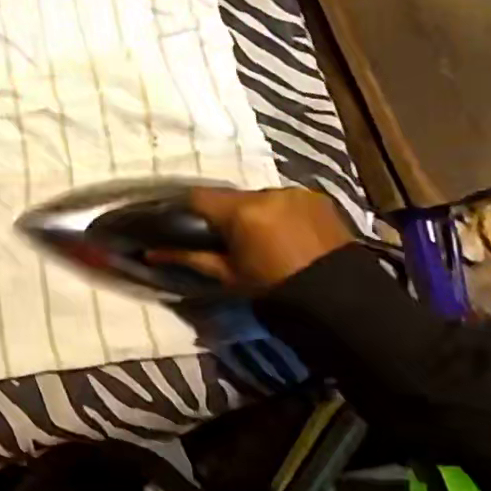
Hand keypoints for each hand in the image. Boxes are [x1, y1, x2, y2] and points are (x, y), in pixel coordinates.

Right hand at [151, 186, 353, 293]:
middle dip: (227, 214)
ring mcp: (295, 192)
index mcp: (242, 211)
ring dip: (257, 213)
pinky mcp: (317, 197)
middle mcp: (267, 192)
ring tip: (264, 241)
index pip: (199, 196)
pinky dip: (281, 214)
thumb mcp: (229, 277)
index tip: (180, 218)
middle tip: (229, 239)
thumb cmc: (275, 291)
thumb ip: (190, 259)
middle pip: (233, 197)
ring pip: (261, 198)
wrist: (339, 299)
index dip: (186, 206)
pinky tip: (288, 235)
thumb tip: (151, 254)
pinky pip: (287, 200)